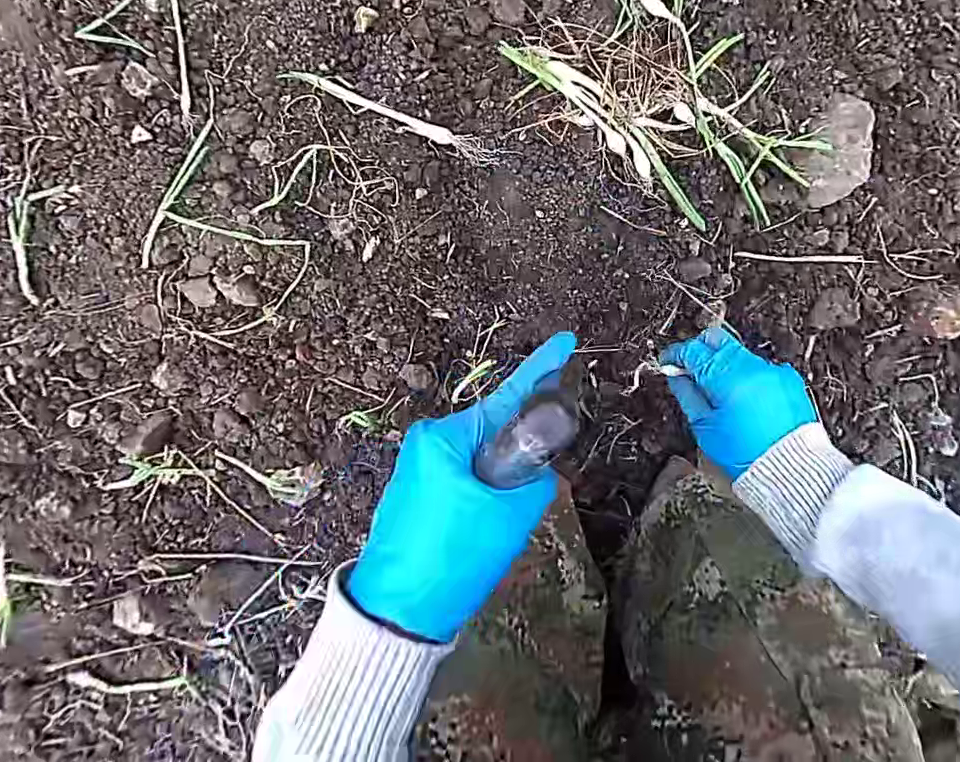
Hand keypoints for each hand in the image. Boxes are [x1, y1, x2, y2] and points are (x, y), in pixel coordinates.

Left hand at [347, 331, 576, 641]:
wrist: (393, 617)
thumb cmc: (453, 557)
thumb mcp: (511, 515)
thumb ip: (537, 480)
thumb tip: (540, 472)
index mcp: (446, 437)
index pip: (508, 393)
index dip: (542, 368)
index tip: (566, 340)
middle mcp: (429, 441)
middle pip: (495, 428)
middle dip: (522, 446)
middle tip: (538, 474)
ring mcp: (419, 467)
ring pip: (481, 457)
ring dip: (502, 477)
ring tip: (500, 521)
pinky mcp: (418, 492)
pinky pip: (465, 477)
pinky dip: (484, 490)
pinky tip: (484, 525)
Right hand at [661, 326, 816, 478]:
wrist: (792, 471)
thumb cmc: (747, 456)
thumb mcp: (705, 428)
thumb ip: (687, 395)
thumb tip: (677, 376)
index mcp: (726, 376)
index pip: (693, 350)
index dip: (676, 355)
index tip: (669, 362)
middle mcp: (751, 366)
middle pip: (716, 339)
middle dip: (699, 350)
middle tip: (690, 370)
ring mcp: (771, 370)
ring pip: (738, 352)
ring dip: (724, 365)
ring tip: (718, 393)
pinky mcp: (788, 379)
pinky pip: (760, 368)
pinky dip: (747, 376)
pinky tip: (744, 400)